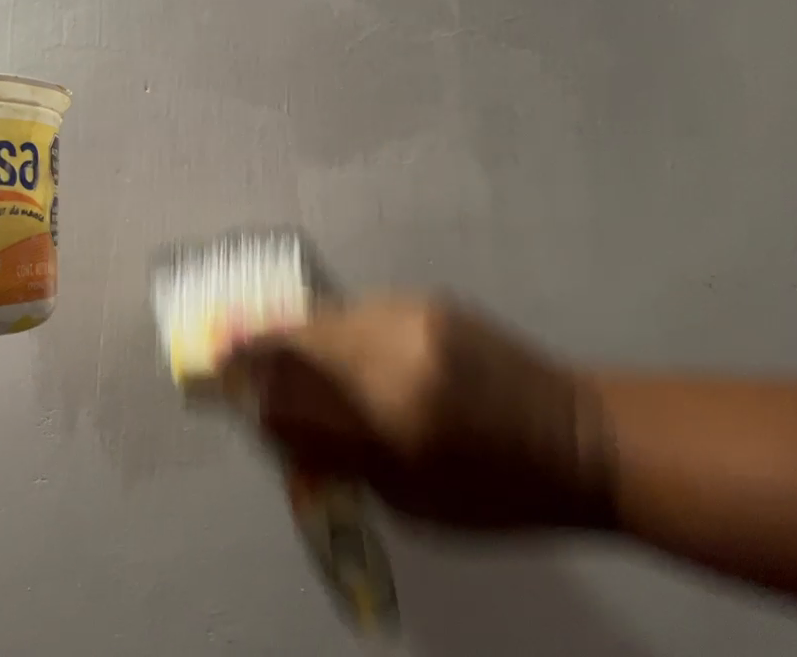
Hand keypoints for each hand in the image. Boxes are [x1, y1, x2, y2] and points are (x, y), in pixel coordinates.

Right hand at [223, 294, 612, 530]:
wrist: (584, 437)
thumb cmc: (496, 490)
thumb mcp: (406, 496)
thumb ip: (329, 451)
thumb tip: (265, 415)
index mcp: (394, 408)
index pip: (292, 381)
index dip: (245, 370)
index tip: (213, 366)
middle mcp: (397, 345)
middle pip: (298, 332)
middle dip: (262, 345)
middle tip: (242, 359)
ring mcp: (413, 314)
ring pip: (326, 317)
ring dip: (302, 340)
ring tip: (299, 367)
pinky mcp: (428, 300)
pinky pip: (357, 313)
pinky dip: (338, 334)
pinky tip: (350, 359)